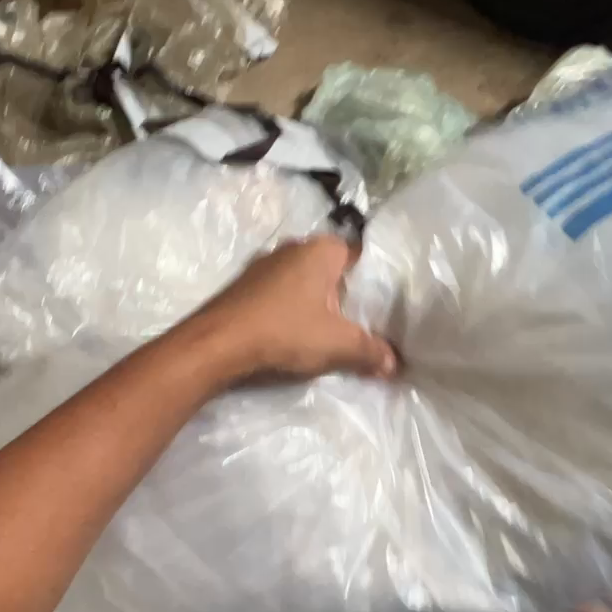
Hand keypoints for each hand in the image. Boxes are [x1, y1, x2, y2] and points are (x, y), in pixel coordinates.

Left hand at [178, 235, 397, 382]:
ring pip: (303, 282)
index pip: (361, 256)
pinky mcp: (244, 286)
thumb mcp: (337, 345)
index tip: (384, 306)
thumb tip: (394, 364)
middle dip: (344, 294)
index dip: (375, 281)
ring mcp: (263, 265)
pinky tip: (294, 332)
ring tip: (329, 331)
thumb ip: (370, 351)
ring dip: (315, 303)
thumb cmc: (285, 332)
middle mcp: (292, 247)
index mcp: (321, 249)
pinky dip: (290, 309)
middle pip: (331, 269)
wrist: (217, 344)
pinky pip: (280, 294)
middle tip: (361, 322)